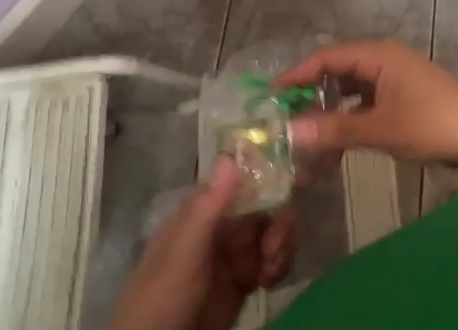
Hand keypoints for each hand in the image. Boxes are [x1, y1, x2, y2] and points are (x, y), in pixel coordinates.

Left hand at [107, 156, 297, 329]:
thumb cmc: (160, 301)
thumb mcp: (182, 255)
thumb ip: (207, 209)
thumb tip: (230, 155)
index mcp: (201, 214)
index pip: (242, 181)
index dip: (270, 177)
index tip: (296, 179)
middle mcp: (220, 229)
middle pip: (265, 207)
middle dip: (280, 221)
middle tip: (277, 244)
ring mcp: (233, 256)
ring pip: (273, 233)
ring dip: (282, 245)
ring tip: (271, 271)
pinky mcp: (243, 282)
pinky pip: (273, 261)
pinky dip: (279, 267)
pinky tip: (269, 284)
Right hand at [278, 40, 457, 164]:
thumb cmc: (432, 125)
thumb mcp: (380, 129)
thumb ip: (334, 129)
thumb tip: (289, 131)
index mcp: (379, 56)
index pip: (327, 57)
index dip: (296, 75)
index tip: (267, 97)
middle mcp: (383, 61)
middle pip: (335, 72)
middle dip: (307, 96)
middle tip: (277, 122)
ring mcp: (392, 79)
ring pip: (347, 91)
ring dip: (325, 112)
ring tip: (298, 139)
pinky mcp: (398, 98)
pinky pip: (362, 104)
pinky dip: (345, 121)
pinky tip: (329, 147)